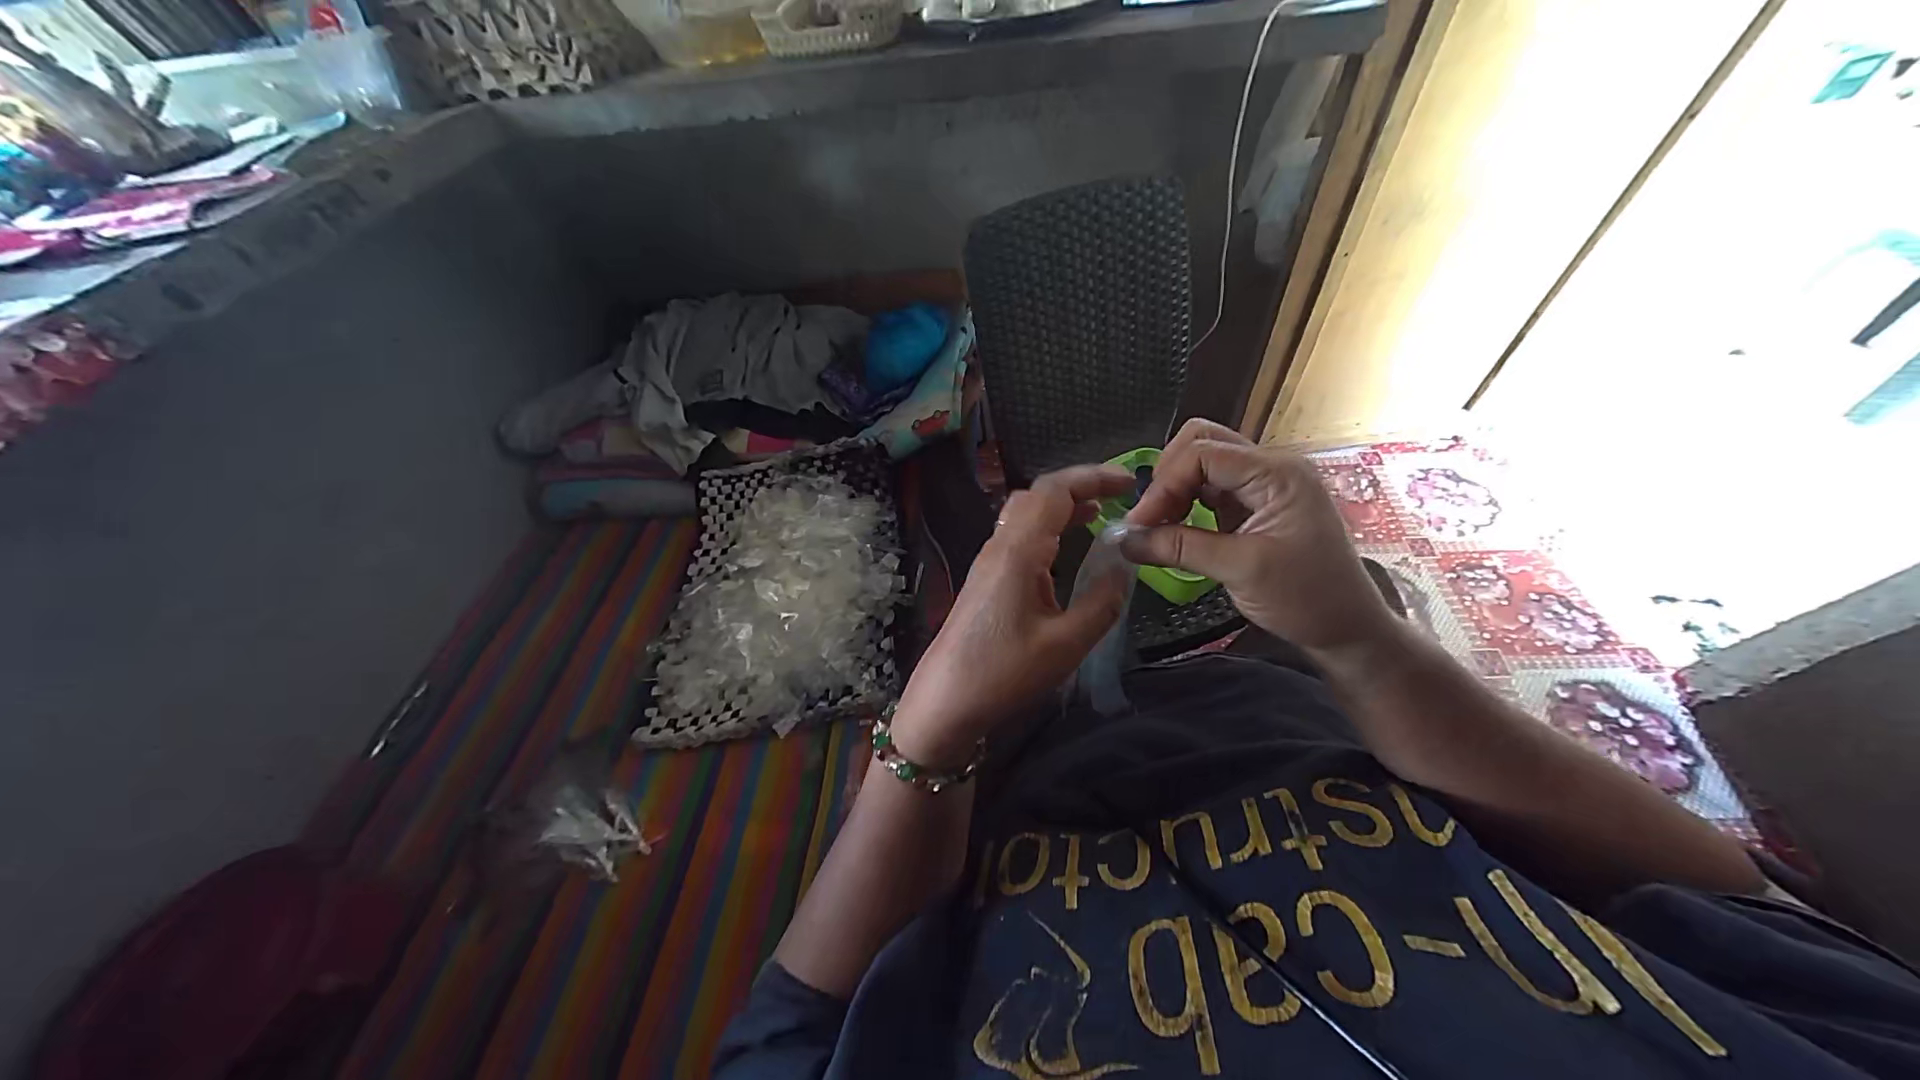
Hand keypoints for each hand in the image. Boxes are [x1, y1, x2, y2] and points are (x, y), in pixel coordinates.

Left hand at [890, 464, 1133, 767]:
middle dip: (1079, 487)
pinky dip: (1048, 530)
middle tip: (1117, 497)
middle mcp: (999, 546)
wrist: (945, 701)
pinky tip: (1066, 551)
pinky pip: (1019, 538)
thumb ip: (1102, 602)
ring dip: (1062, 509)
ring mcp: (988, 562)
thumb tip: (1123, 568)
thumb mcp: (1066, 644)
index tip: (1129, 483)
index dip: (1093, 478)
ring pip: (1025, 515)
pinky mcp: (985, 580)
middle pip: (1038, 496)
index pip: (1054, 491)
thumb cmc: (1004, 672)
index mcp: (1018, 551)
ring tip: (1100, 516)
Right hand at [1121, 419, 1397, 656]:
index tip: (1139, 524)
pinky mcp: (1254, 506)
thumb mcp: (1240, 570)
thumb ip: (1179, 547)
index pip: (1202, 453)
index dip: (1164, 484)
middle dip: (1167, 478)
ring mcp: (1263, 486)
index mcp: (1277, 473)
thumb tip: (1123, 539)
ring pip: (1202, 464)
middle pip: (1201, 444)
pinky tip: (1176, 530)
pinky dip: (1186, 504)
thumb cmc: (1306, 598)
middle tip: (1151, 520)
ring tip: (1159, 528)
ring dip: (1174, 491)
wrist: (1347, 629)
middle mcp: (1270, 468)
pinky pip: (1209, 489)